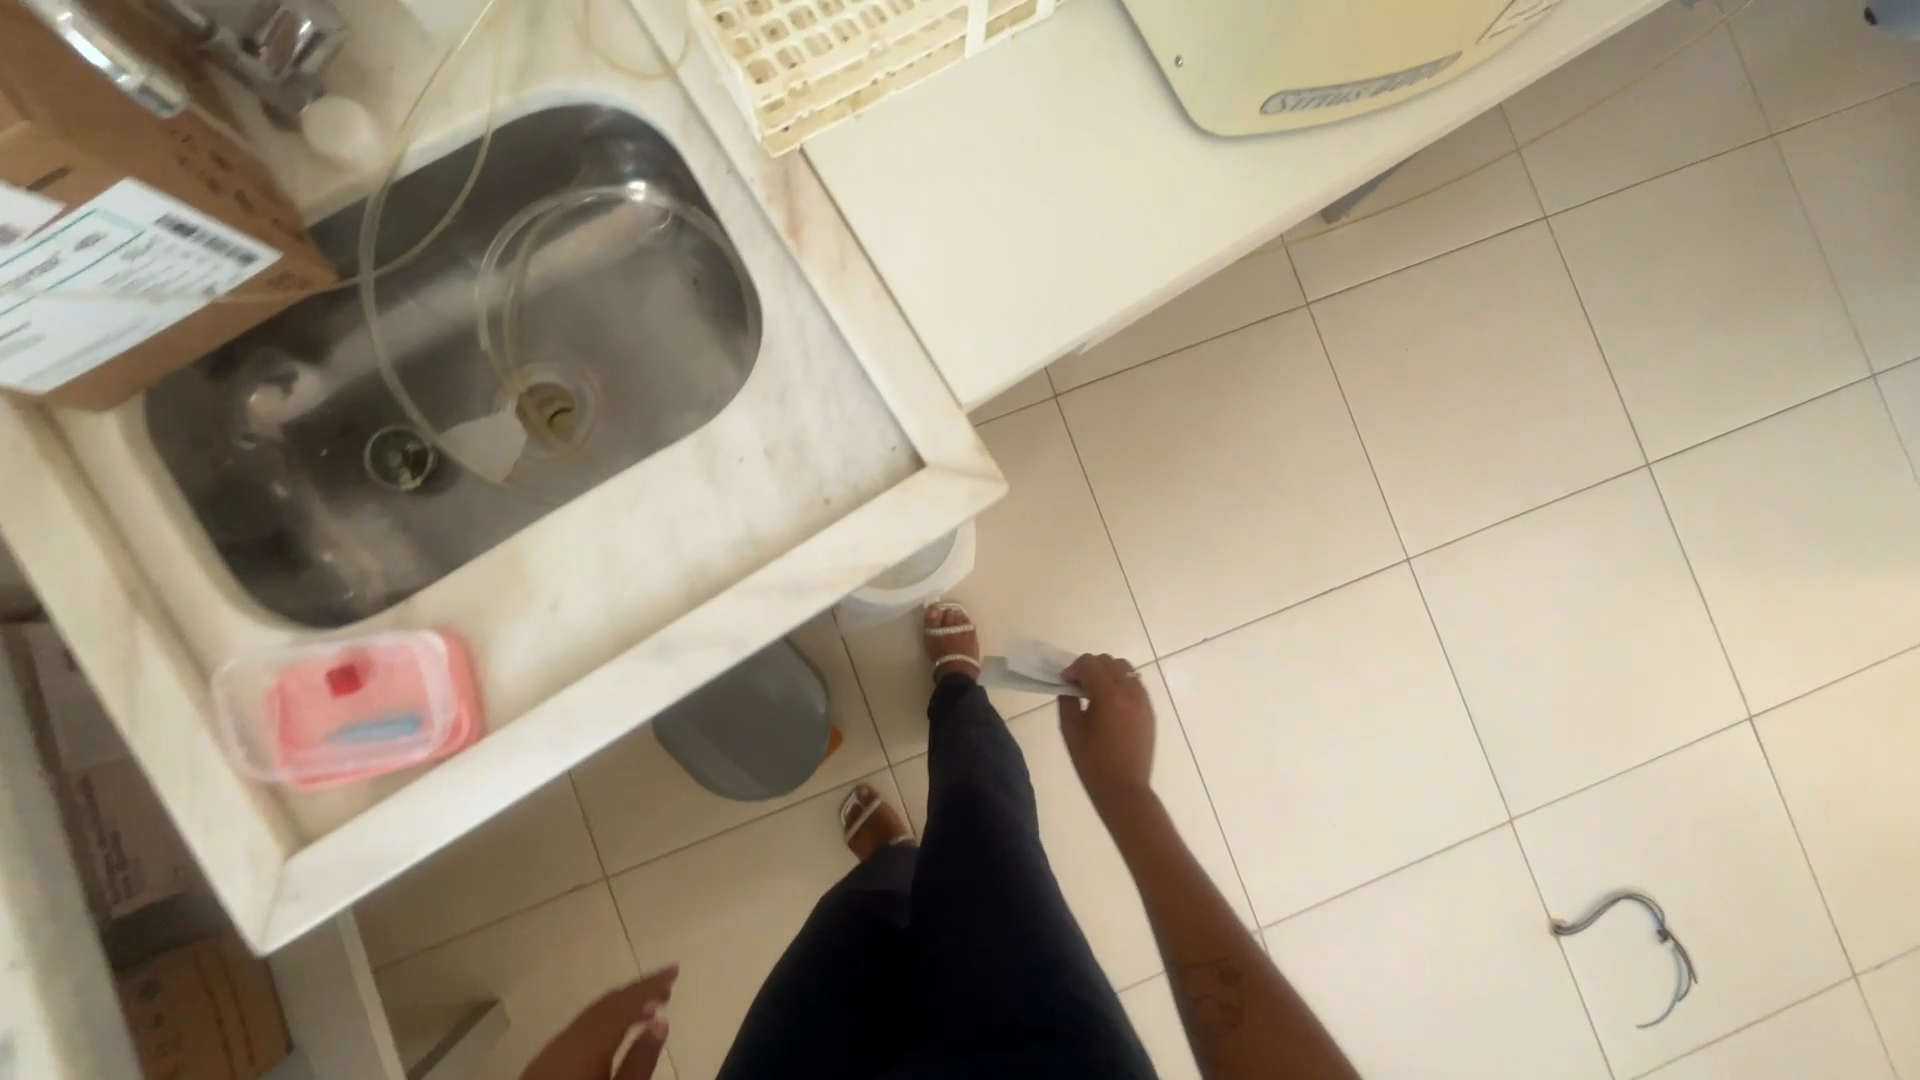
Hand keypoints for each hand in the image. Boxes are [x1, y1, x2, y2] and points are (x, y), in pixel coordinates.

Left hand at [521, 964, 677, 1079]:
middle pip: (604, 1005)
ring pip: (589, 1016)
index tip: (675, 971)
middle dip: (636, 990)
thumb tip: (661, 1021)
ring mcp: (547, 1055)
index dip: (650, 984)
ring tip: (647, 1002)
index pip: (623, 1004)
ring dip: (619, 1004)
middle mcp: (564, 1042)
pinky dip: (601, 1020)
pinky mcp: (539, 1068)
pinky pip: (576, 1030)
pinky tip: (613, 1027)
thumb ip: (640, 1062)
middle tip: (667, 983)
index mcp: (586, 1048)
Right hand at [1059, 654, 1154, 813]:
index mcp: (1109, 695)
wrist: (1124, 789)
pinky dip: (1120, 683)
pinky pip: (1135, 684)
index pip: (1090, 664)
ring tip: (1095, 692)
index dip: (1074, 668)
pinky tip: (1110, 703)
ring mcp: (1143, 700)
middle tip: (1077, 686)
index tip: (1064, 681)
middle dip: (1090, 667)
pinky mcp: (1149, 710)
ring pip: (1125, 669)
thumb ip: (1067, 700)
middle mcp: (1130, 691)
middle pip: (1108, 661)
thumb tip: (1069, 686)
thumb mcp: (1070, 730)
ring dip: (1107, 673)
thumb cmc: (1092, 762)